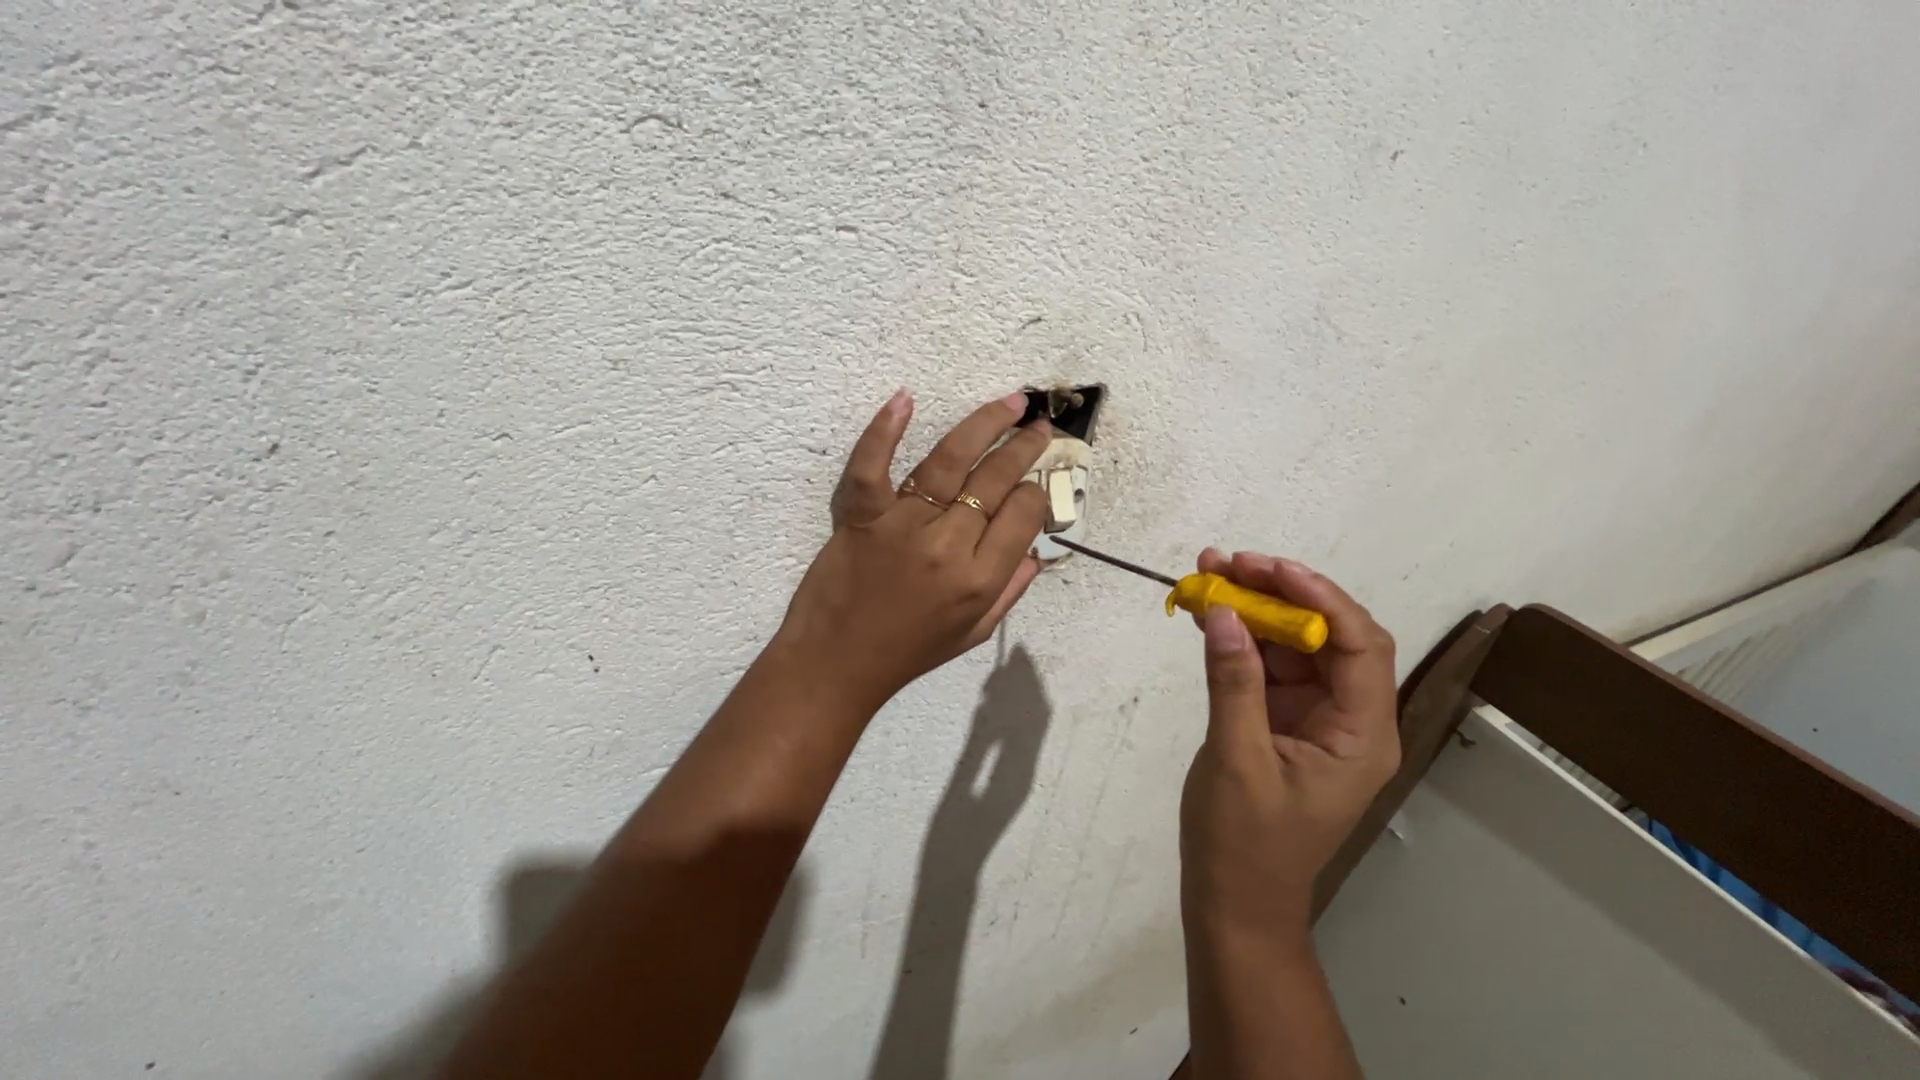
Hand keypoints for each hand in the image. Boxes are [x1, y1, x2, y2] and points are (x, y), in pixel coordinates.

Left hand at [773, 389, 1050, 709]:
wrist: (834, 665)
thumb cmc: (906, 653)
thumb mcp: (972, 633)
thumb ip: (1009, 591)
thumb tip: (1036, 551)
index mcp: (980, 579)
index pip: (1024, 514)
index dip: (1036, 492)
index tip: (1034, 484)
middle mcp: (947, 546)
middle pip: (995, 480)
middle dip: (1025, 448)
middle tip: (1039, 426)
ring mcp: (902, 525)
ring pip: (949, 461)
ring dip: (984, 424)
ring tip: (1010, 403)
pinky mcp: (860, 515)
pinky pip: (871, 466)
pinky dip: (884, 431)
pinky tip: (904, 400)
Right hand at [1179, 551, 1397, 947]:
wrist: (1234, 905)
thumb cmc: (1244, 844)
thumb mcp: (1237, 758)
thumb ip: (1234, 681)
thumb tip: (1226, 613)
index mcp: (1362, 735)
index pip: (1361, 645)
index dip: (1320, 598)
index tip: (1268, 568)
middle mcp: (1350, 721)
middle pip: (1329, 637)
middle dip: (1281, 595)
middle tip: (1228, 562)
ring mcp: (1318, 721)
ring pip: (1297, 648)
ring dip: (1256, 611)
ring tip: (1208, 575)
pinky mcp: (1286, 725)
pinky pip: (1271, 670)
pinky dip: (1243, 642)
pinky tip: (1211, 616)